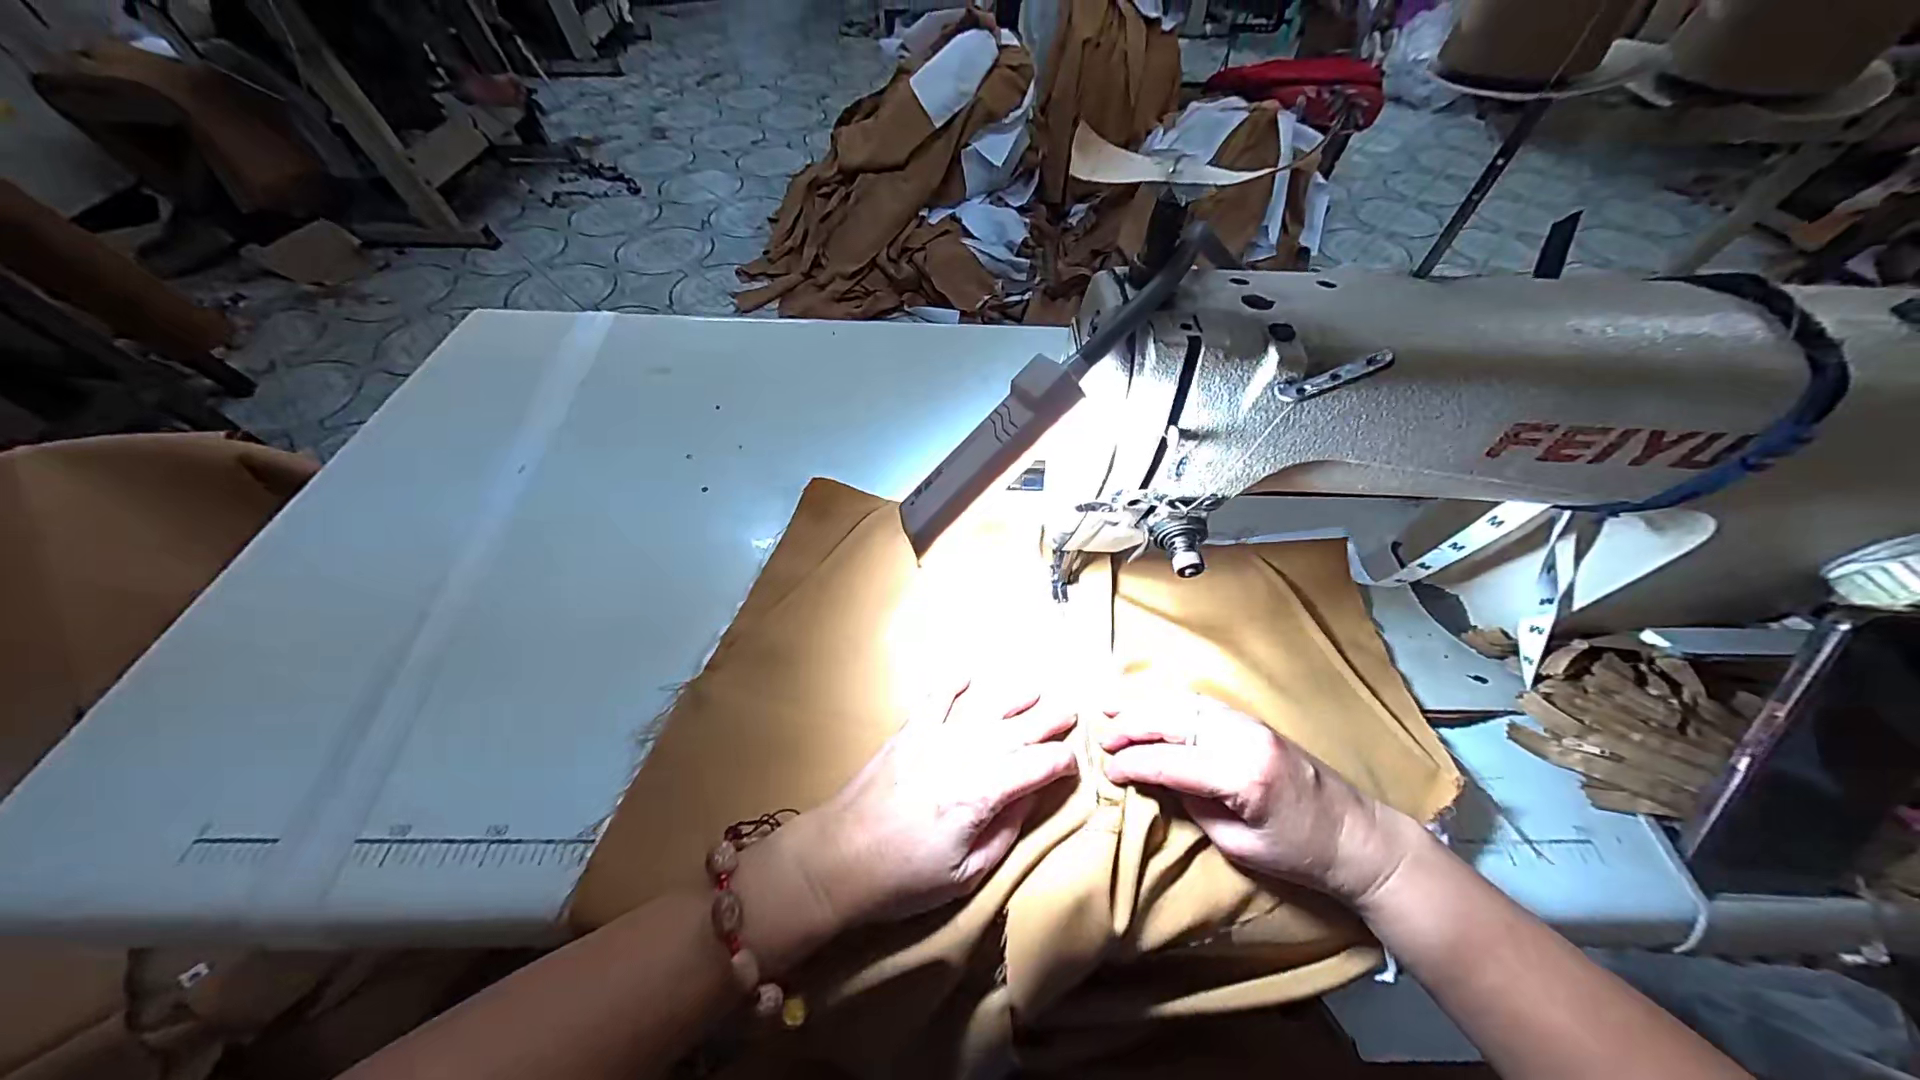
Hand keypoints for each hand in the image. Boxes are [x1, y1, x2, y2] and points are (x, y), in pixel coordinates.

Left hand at [793, 680, 1078, 928]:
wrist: (836, 860)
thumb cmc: (903, 879)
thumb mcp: (967, 873)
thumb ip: (1005, 830)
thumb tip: (1032, 796)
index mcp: (980, 795)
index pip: (1037, 767)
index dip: (1062, 764)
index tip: (1073, 766)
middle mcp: (961, 757)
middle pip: (1017, 732)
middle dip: (1048, 722)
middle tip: (1071, 714)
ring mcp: (932, 739)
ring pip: (983, 710)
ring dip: (1012, 697)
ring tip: (1035, 689)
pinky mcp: (907, 734)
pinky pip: (933, 699)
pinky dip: (951, 684)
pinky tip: (967, 674)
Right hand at [1100, 694, 1425, 906]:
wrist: (1357, 836)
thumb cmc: (1299, 853)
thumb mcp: (1238, 845)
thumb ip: (1195, 805)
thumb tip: (1160, 779)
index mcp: (1240, 776)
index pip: (1169, 760)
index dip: (1134, 763)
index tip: (1108, 769)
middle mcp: (1242, 738)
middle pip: (1172, 719)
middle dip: (1130, 724)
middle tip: (1101, 735)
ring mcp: (1249, 724)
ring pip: (1183, 703)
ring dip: (1144, 704)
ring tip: (1111, 706)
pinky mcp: (1253, 721)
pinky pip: (1200, 703)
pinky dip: (1168, 701)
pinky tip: (1150, 704)